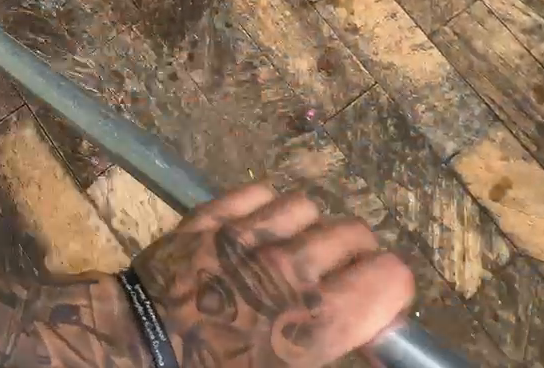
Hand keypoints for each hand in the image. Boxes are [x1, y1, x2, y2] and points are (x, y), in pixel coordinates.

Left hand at [132, 183, 414, 366]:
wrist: (152, 339)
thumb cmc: (227, 364)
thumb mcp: (298, 365)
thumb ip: (337, 337)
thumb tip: (364, 321)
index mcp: (320, 319)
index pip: (390, 275)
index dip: (390, 284)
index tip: (378, 293)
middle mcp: (289, 269)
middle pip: (352, 233)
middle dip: (356, 252)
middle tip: (340, 268)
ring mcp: (245, 235)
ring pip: (305, 206)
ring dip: (309, 224)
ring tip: (298, 243)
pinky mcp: (209, 216)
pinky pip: (257, 192)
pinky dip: (266, 205)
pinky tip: (259, 225)